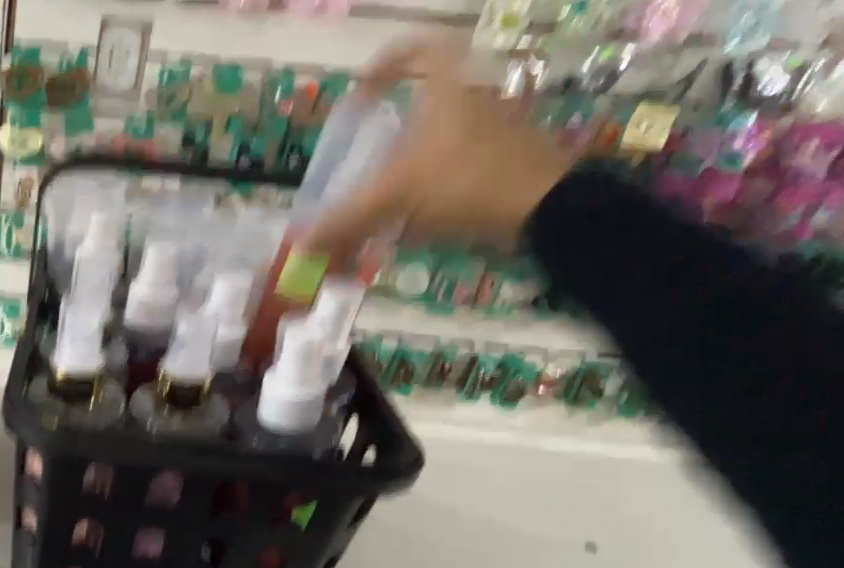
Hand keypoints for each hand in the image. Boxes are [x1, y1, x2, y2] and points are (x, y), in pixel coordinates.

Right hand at [304, 37, 579, 264]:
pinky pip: (458, 159)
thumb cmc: (465, 183)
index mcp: (445, 88)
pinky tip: (415, 212)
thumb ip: (343, 220)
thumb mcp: (394, 200)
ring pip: (444, 130)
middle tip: (367, 146)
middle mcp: (471, 97)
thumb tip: (298, 241)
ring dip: (412, 154)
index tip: (360, 94)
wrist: (544, 207)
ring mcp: (493, 128)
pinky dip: (433, 178)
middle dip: (395, 119)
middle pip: (429, 94)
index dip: (387, 64)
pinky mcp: (505, 158)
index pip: (418, 51)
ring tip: (385, 187)